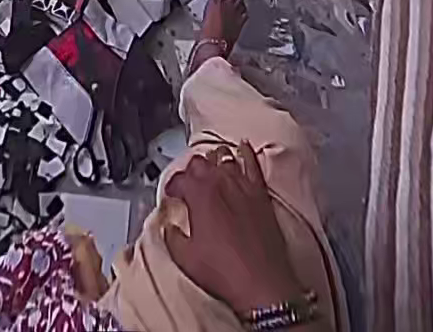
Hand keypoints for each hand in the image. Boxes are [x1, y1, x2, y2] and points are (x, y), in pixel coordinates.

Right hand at [164, 141, 302, 314]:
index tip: (172, 193)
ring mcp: (241, 185)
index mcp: (198, 194)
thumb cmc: (225, 271)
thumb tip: (170, 229)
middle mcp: (219, 182)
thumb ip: (172, 237)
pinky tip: (243, 146)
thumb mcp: (185, 258)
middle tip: (189, 181)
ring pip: (224, 157)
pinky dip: (246, 152)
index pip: (179, 179)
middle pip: (200, 162)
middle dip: (191, 170)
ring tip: (211, 164)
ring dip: (215, 160)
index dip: (173, 186)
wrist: (262, 285)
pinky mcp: (260, 193)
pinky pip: (252, 164)